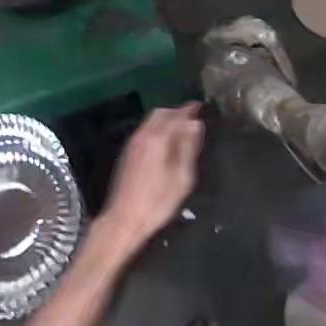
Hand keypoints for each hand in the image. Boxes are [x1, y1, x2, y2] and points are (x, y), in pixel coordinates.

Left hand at [98, 104, 203, 252]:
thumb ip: (188, 148)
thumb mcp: (182, 178)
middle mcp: (143, 136)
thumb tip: (195, 125)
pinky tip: (167, 142)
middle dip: (177, 112)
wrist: (124, 219)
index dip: (190, 109)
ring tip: (182, 130)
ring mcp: (132, 143)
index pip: (176, 115)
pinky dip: (158, 128)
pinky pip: (145, 130)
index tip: (201, 107)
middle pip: (161, 113)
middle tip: (193, 119)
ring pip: (151, 120)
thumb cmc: (157, 202)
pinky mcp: (128, 152)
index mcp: (157, 139)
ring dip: (167, 119)